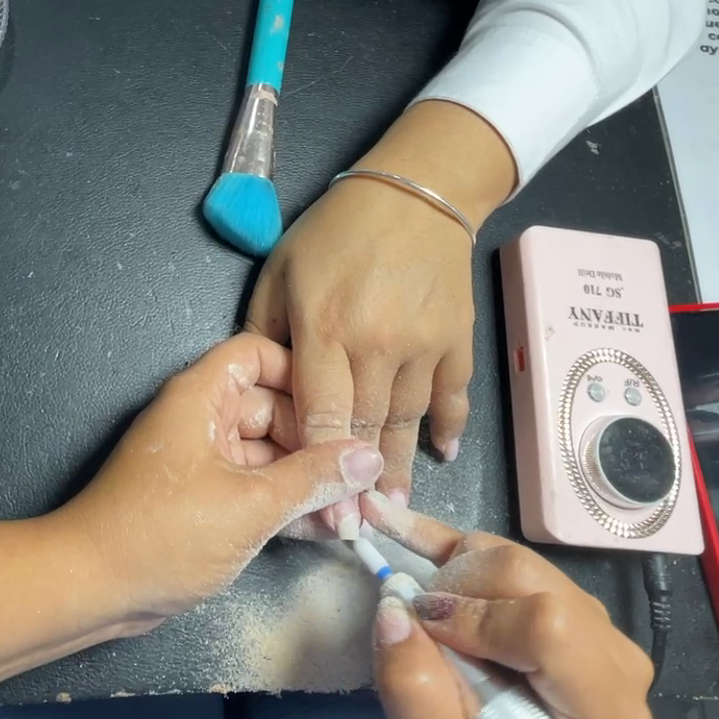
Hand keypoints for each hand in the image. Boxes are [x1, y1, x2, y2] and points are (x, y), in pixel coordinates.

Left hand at [52, 334, 383, 625]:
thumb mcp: (248, 504)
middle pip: (272, 409)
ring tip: (356, 515)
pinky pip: (255, 486)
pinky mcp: (206, 497)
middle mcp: (202, 418)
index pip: (257, 355)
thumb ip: (313, 478)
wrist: (94, 586)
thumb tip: (368, 457)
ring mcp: (203, 459)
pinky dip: (285, 504)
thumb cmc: (164, 532)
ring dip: (308, 482)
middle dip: (318, 446)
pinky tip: (327, 529)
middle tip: (366, 482)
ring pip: (269, 454)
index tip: (346, 405)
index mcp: (201, 396)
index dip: (302, 372)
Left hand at [246, 101, 512, 514]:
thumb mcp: (279, 275)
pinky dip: (448, 426)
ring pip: (407, 420)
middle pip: (366, 427)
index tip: (321, 507)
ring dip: (400, 467)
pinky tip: (442, 454)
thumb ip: (266, 333)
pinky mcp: (458, 340)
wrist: (416, 192)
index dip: (321, 465)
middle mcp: (377, 346)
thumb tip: (260, 388)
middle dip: (360, 482)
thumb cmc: (333, 233)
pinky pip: (452, 395)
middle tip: (357, 526)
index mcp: (325, 330)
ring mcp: (424, 345)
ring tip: (394, 507)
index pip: (322, 413)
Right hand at [363, 491, 654, 718]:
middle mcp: (612, 652)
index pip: (546, 625)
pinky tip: (389, 519)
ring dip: (452, 572)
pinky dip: (440, 536)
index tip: (426, 631)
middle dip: (455, 588)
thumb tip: (395, 610)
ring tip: (431, 611)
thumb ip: (413, 693)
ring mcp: (589, 613)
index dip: (475, 618)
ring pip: (510, 555)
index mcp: (604, 708)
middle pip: (525, 574)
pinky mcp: (552, 585)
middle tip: (420, 620)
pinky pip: (497, 546)